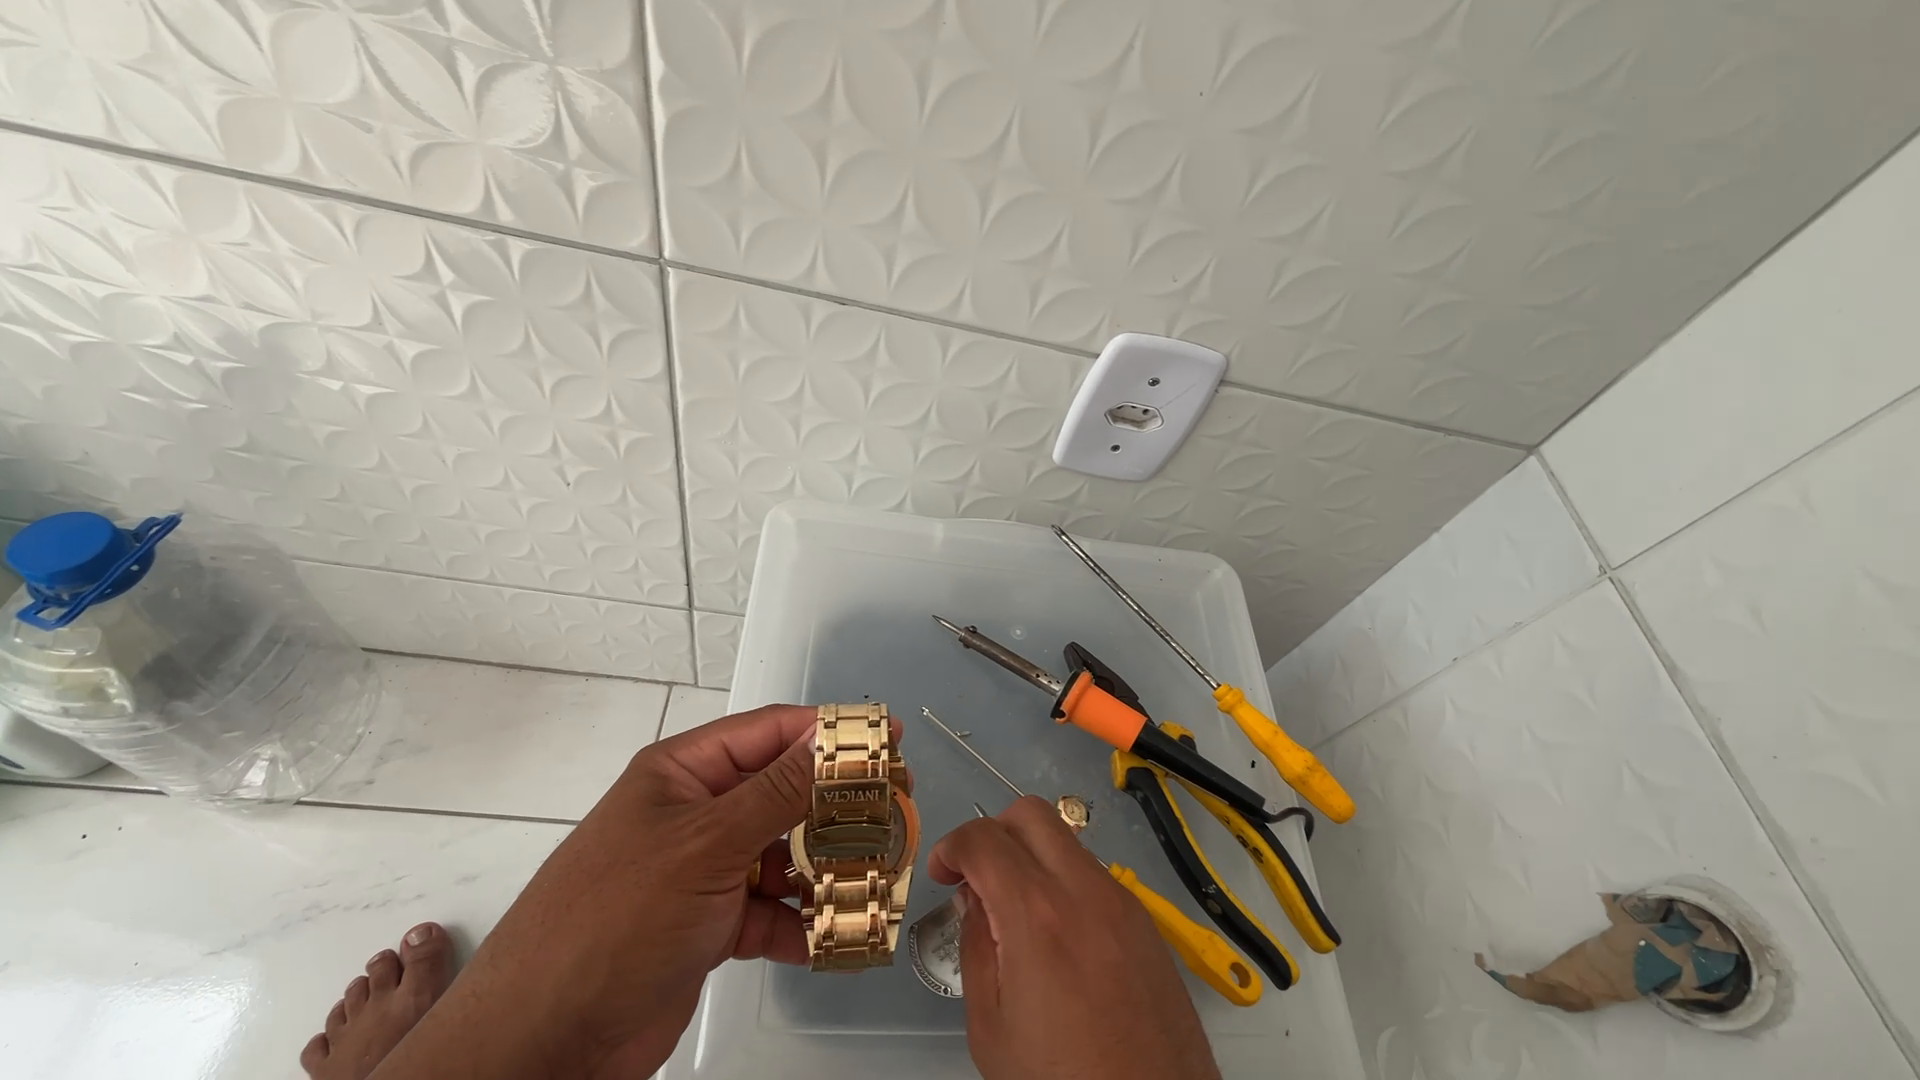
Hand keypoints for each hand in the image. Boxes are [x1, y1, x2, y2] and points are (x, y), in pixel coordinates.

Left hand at [372, 704, 849, 1079]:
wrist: (544, 1042)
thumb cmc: (616, 921)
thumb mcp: (705, 844)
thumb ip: (777, 791)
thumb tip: (832, 737)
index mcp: (683, 773)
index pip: (769, 733)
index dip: (829, 732)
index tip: (887, 740)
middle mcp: (695, 814)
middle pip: (781, 794)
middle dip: (834, 807)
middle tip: (892, 814)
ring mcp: (701, 872)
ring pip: (780, 854)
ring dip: (822, 868)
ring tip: (870, 880)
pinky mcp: (707, 925)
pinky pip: (768, 911)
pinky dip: (798, 923)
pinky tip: (827, 937)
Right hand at [931, 796, 1219, 1079]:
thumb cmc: (1059, 1078)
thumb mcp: (991, 1026)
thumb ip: (977, 946)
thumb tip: (976, 897)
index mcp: (1038, 914)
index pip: (984, 839)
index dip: (951, 846)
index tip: (941, 875)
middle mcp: (1085, 890)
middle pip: (1032, 813)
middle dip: (993, 831)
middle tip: (976, 876)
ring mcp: (1123, 901)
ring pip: (1067, 841)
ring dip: (1031, 855)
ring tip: (1015, 911)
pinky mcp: (1146, 922)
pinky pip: (1094, 875)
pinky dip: (1064, 881)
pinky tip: (1057, 934)